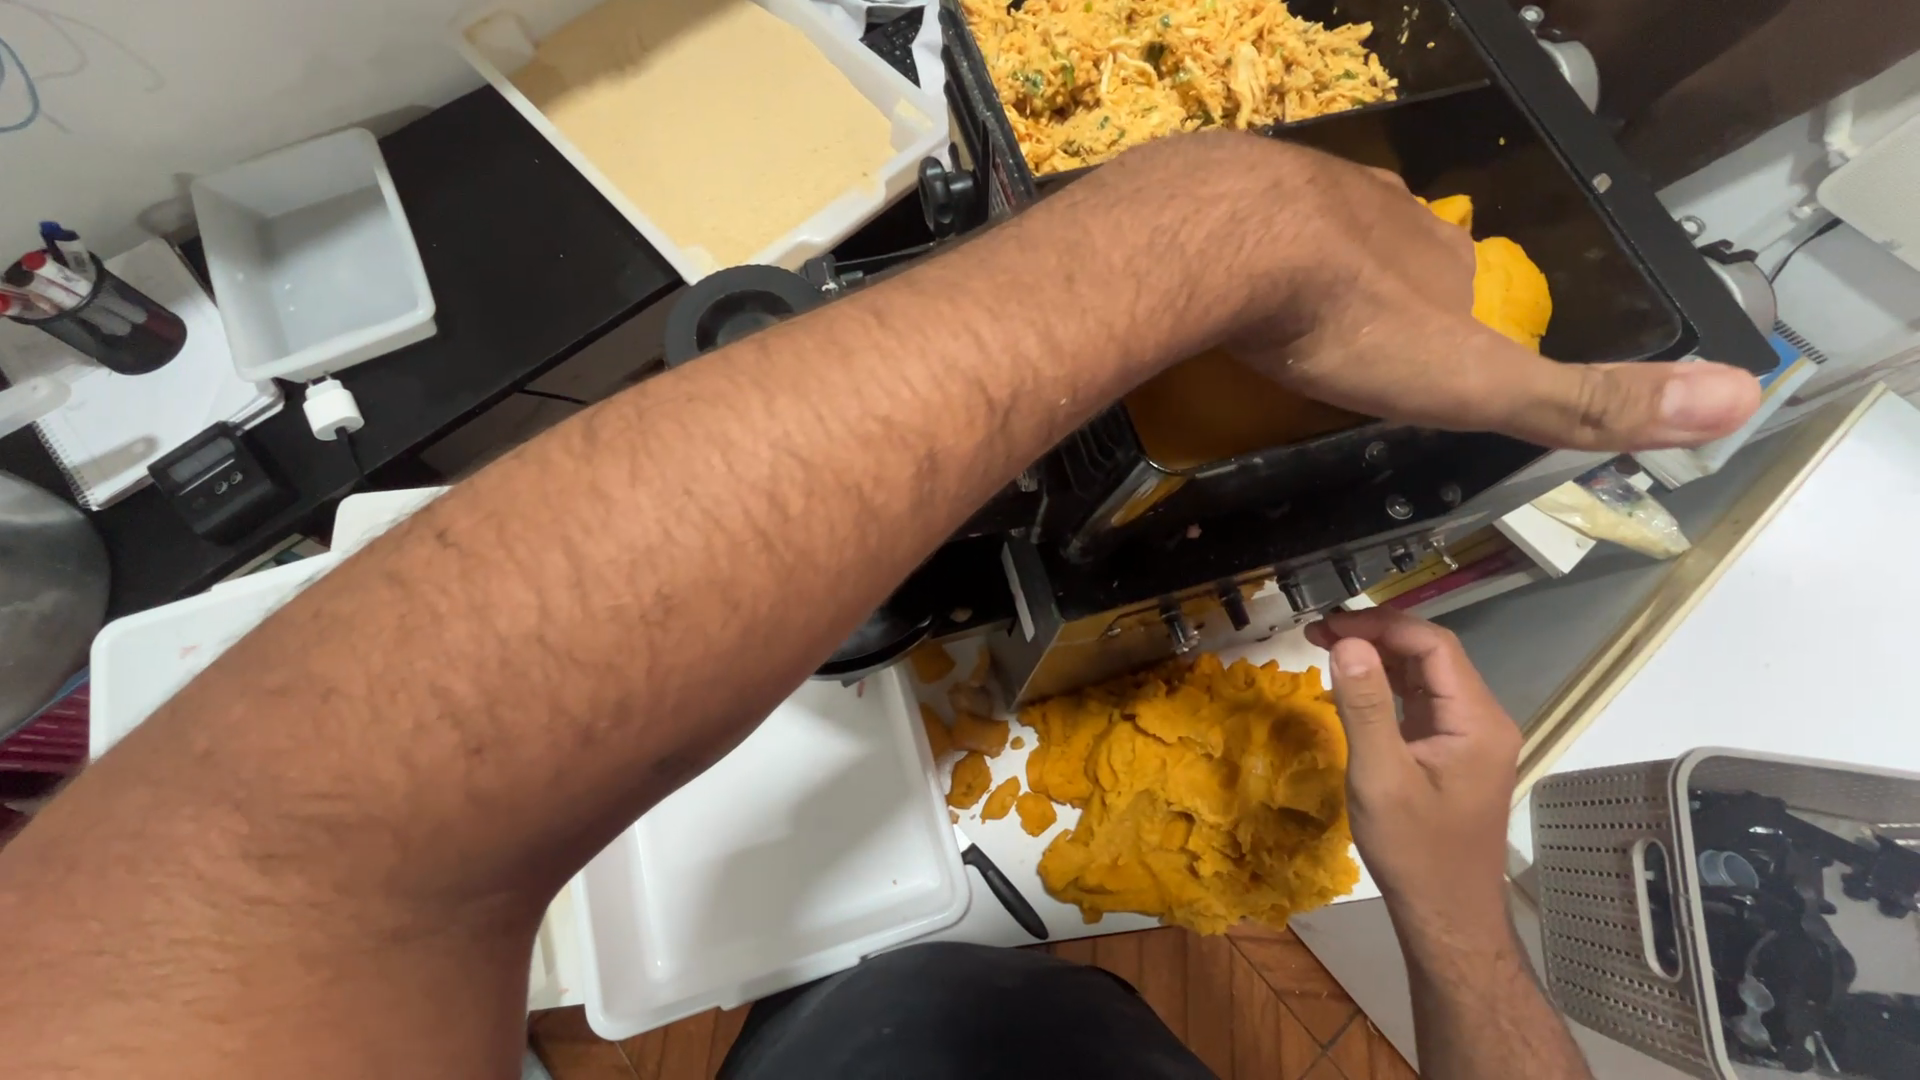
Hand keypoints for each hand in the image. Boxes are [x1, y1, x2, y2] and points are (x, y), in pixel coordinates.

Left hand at [1104, 132, 1761, 450]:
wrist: (1239, 249)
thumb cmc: (1352, 323)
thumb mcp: (1474, 381)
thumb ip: (1579, 398)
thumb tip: (1734, 399)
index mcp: (1441, 259)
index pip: (1462, 287)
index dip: (1445, 322)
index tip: (1414, 354)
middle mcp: (1383, 213)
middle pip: (1393, 254)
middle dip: (1377, 290)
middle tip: (1341, 334)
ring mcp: (1305, 194)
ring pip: (1322, 232)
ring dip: (1312, 266)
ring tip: (1284, 306)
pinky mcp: (1234, 190)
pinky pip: (1252, 221)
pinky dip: (1249, 250)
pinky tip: (1230, 274)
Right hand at [1304, 608, 1518, 939]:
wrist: (1446, 913)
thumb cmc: (1414, 849)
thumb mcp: (1380, 776)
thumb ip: (1364, 706)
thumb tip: (1346, 643)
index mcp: (1476, 720)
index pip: (1433, 645)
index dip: (1379, 626)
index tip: (1327, 628)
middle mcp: (1480, 719)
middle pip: (1430, 654)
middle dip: (1374, 635)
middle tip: (1317, 634)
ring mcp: (1466, 735)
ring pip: (1423, 674)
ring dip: (1376, 655)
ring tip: (1324, 647)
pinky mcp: (1449, 750)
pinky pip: (1417, 700)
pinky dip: (1382, 683)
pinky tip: (1350, 683)